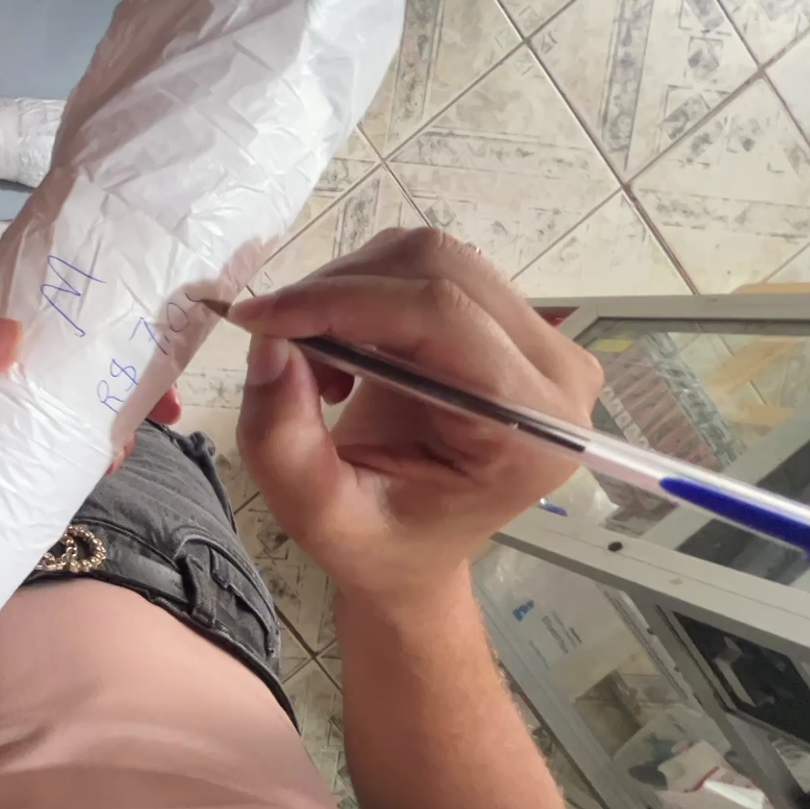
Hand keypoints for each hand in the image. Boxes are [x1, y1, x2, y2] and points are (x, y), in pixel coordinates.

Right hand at [232, 228, 602, 601]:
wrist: (413, 549)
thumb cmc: (372, 543)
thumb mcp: (312, 510)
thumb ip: (281, 436)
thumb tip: (268, 340)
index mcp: (527, 428)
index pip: (439, 315)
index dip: (339, 302)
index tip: (255, 320)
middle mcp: (554, 371)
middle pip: (435, 269)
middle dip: (335, 295)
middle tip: (283, 351)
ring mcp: (538, 340)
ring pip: (426, 258)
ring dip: (344, 296)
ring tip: (318, 365)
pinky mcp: (506, 324)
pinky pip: (423, 271)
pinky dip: (359, 297)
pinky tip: (344, 354)